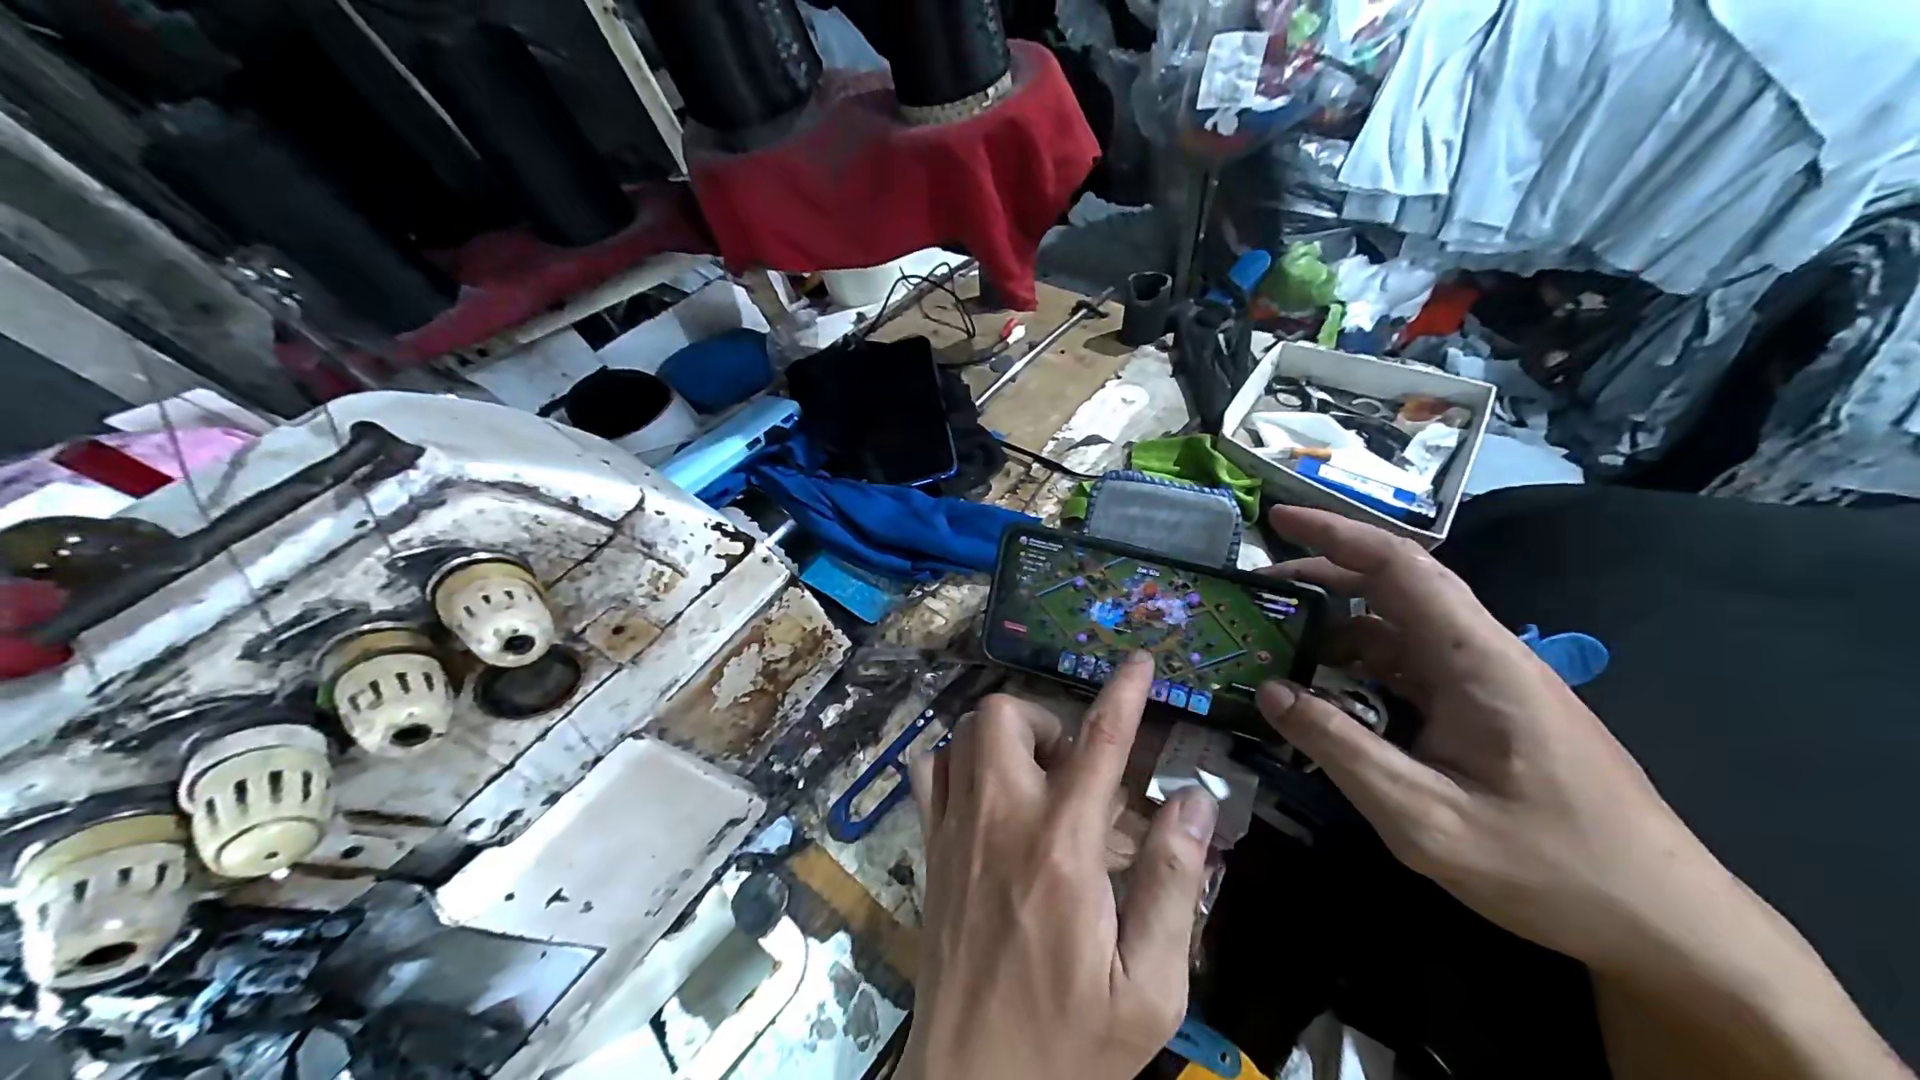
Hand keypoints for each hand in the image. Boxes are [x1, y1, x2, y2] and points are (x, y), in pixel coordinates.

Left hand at [901, 653, 1218, 1079]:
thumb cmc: (1070, 1041)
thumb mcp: (1151, 986)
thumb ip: (1173, 883)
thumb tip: (1195, 801)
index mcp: (1062, 847)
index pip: (1099, 743)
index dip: (1124, 694)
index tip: (1139, 661)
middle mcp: (1000, 819)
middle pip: (1005, 716)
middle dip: (1047, 719)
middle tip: (1077, 765)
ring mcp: (954, 829)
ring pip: (963, 733)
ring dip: (1005, 737)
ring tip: (1037, 779)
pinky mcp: (929, 849)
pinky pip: (928, 770)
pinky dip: (958, 761)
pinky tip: (987, 794)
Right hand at [1254, 505, 1709, 971]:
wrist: (1665, 920)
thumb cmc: (1547, 867)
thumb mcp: (1422, 816)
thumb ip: (1339, 748)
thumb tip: (1270, 690)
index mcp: (1477, 660)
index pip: (1399, 567)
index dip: (1334, 534)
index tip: (1276, 517)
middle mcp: (1486, 653)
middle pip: (1396, 585)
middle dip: (1323, 573)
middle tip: (1258, 588)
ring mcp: (1490, 680)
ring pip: (1401, 627)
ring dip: (1338, 624)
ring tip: (1278, 640)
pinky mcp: (1489, 707)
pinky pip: (1412, 664)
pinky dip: (1361, 663)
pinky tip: (1328, 690)